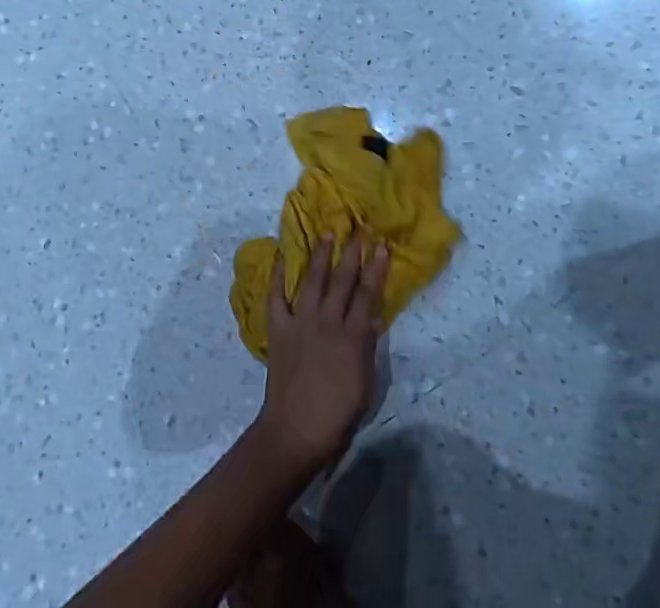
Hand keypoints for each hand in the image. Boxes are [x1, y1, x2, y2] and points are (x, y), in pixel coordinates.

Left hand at [255, 233, 389, 467]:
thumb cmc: (338, 413)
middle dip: (352, 253)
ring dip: (320, 256)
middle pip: (342, 281)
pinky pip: (276, 297)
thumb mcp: (366, 381)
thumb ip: (368, 346)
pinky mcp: (278, 330)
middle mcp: (326, 322)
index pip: (367, 294)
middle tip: (358, 229)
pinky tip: (282, 257)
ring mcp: (300, 323)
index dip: (376, 268)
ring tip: (327, 234)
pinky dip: (278, 276)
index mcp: (352, 336)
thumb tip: (372, 316)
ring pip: (312, 281)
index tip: (382, 245)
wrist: (296, 430)